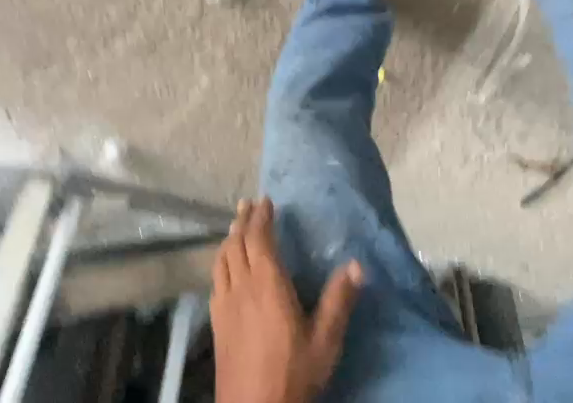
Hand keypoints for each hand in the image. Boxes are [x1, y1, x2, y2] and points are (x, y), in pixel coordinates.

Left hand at [210, 198, 361, 402]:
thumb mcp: (325, 340)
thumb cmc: (293, 373)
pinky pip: (215, 281)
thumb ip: (339, 300)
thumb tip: (357, 264)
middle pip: (237, 244)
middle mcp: (242, 287)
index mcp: (268, 284)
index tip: (266, 200)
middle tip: (248, 204)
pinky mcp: (216, 323)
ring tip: (234, 228)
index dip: (261, 217)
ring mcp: (225, 305)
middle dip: (243, 221)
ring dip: (229, 239)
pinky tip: (225, 269)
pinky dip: (221, 263)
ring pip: (222, 260)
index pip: (260, 239)